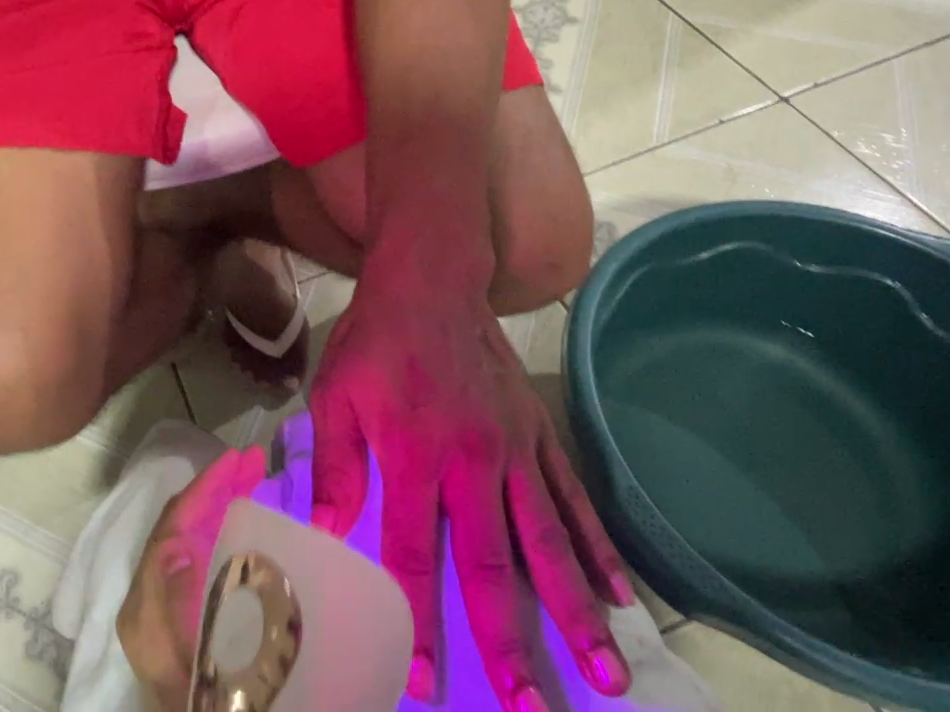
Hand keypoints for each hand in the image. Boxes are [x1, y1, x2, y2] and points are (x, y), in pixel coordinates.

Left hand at [116, 447, 268, 711]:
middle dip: (216, 489)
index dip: (202, 490)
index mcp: (146, 598)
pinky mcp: (193, 614)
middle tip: (254, 462)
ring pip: (196, 537)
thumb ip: (172, 605)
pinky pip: (207, 558)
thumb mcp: (175, 655)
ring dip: (223, 505)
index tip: (236, 461)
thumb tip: (176, 548)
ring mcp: (173, 602)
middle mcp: (154, 593)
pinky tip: (254, 523)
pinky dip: (228, 532)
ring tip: (255, 478)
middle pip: (183, 524)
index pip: (172, 526)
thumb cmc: (194, 697)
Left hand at [309, 270, 636, 710]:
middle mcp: (474, 462)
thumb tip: (330, 537)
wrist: (428, 281)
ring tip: (607, 677)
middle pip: (495, 567)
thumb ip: (336, 467)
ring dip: (576, 613)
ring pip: (550, 543)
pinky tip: (618, 593)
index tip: (422, 683)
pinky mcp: (540, 432)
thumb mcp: (335, 396)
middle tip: (533, 710)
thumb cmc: (373, 341)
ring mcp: (516, 449)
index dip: (419, 623)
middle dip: (511, 644)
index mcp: (414, 456)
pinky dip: (596, 548)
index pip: (415, 556)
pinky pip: (574, 499)